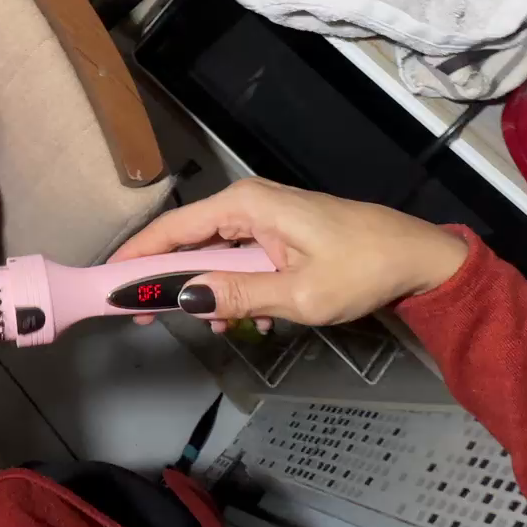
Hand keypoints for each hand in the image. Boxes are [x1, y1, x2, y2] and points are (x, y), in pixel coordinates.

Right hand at [110, 177, 468, 329]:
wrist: (416, 256)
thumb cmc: (361, 269)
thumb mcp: (300, 294)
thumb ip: (238, 295)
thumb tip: (182, 298)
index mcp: (244, 204)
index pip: (174, 228)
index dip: (139, 255)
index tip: (110, 281)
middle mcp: (244, 202)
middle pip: (187, 239)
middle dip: (168, 278)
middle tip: (147, 316)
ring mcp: (259, 214)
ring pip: (210, 251)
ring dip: (206, 288)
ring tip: (215, 325)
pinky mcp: (273, 229)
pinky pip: (235, 255)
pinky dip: (231, 284)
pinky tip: (247, 316)